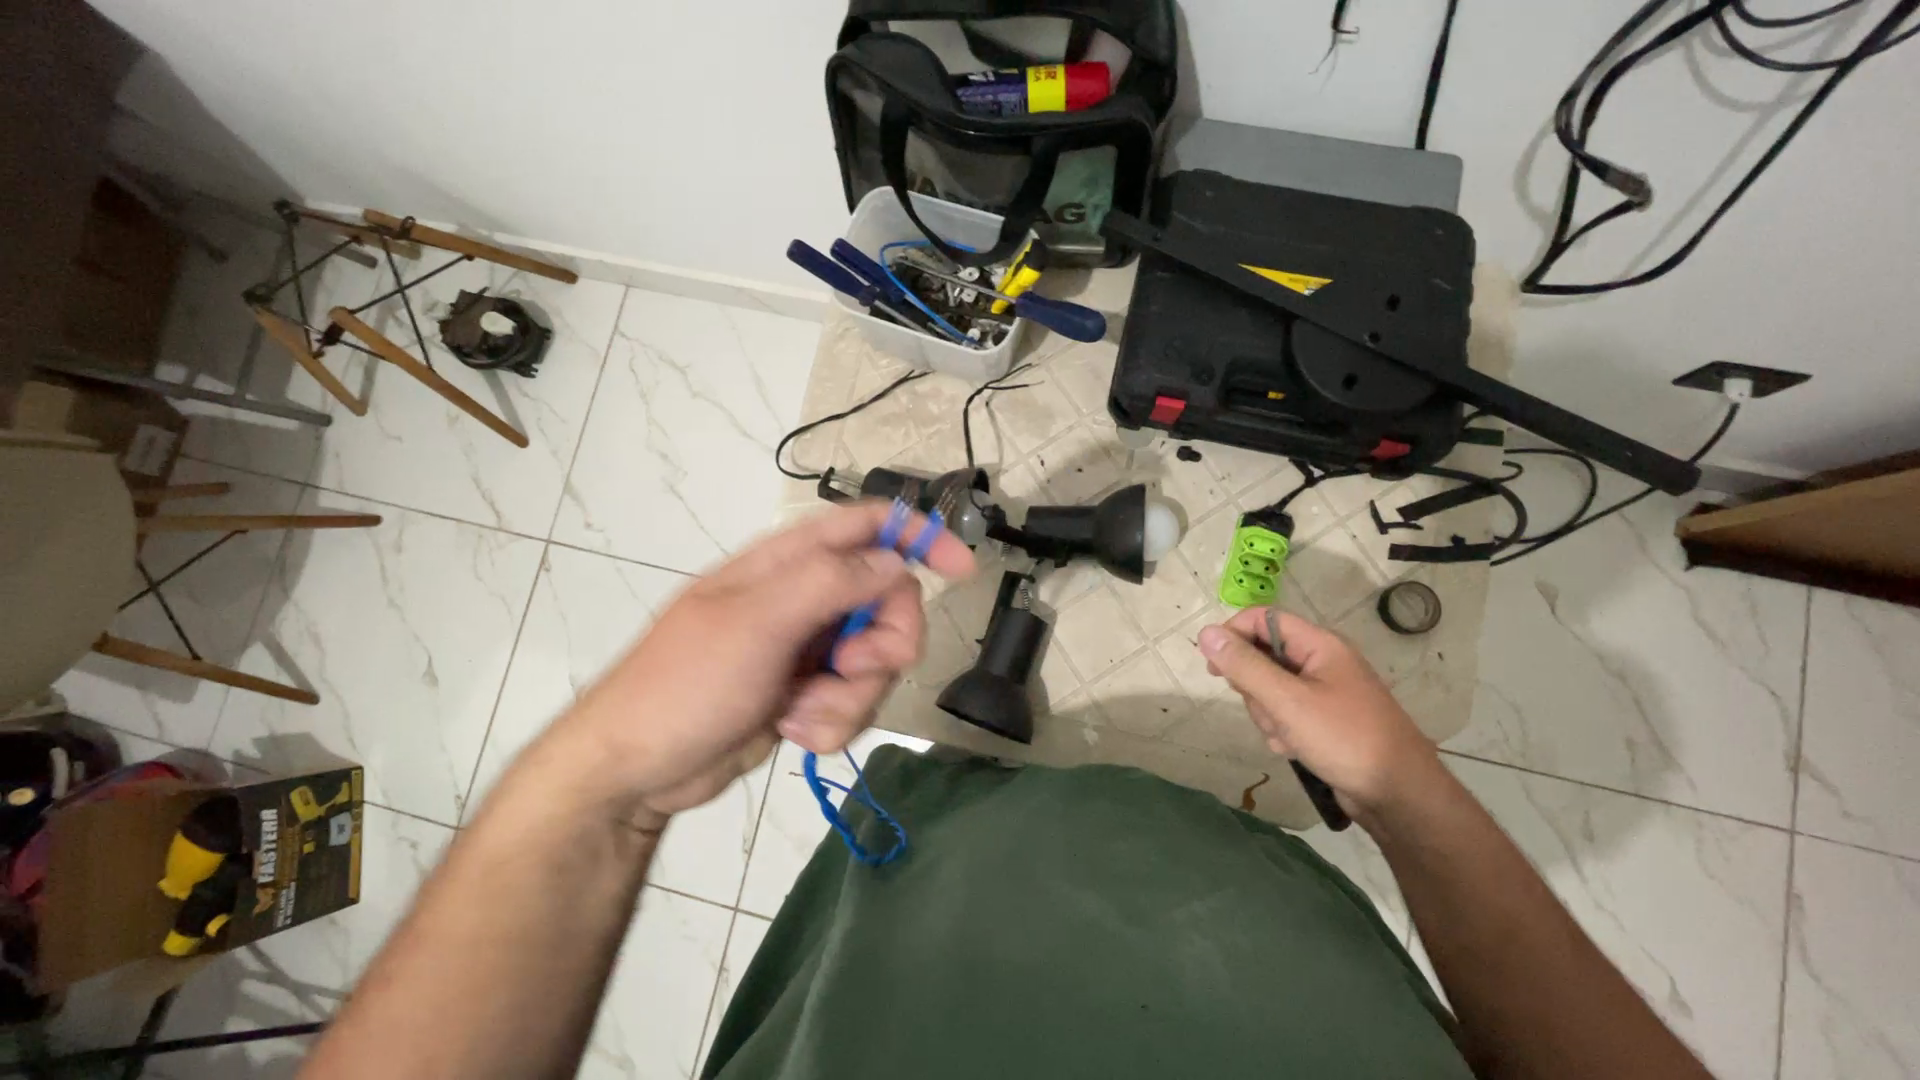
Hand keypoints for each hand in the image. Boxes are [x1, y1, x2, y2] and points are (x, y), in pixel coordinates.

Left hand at [562, 502, 975, 817]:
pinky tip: (793, 732)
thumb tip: (894, 560)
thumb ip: (828, 581)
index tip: (962, 571)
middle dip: (885, 643)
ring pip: (877, 661)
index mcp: (787, 563)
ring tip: (801, 715)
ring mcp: (807, 649)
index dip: (920, 537)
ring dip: (850, 697)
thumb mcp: (755, 622)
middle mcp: (804, 599)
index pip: (868, 527)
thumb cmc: (686, 683)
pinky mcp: (807, 694)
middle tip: (854, 665)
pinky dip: (832, 723)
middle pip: (889, 602)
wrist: (636, 769)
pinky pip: (854, 702)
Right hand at [1197, 608, 1441, 817]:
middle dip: (1254, 688)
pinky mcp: (1324, 720)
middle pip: (1263, 656)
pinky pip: (1286, 713)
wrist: (1398, 793)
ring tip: (1288, 737)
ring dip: (1268, 714)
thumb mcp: (1288, 701)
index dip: (1233, 636)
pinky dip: (1282, 730)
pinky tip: (1295, 749)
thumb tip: (1206, 633)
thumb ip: (1245, 666)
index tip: (1214, 668)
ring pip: (1270, 689)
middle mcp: (1322, 661)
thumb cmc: (1345, 739)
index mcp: (1319, 645)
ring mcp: (1324, 692)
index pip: (1262, 619)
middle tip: (1269, 711)